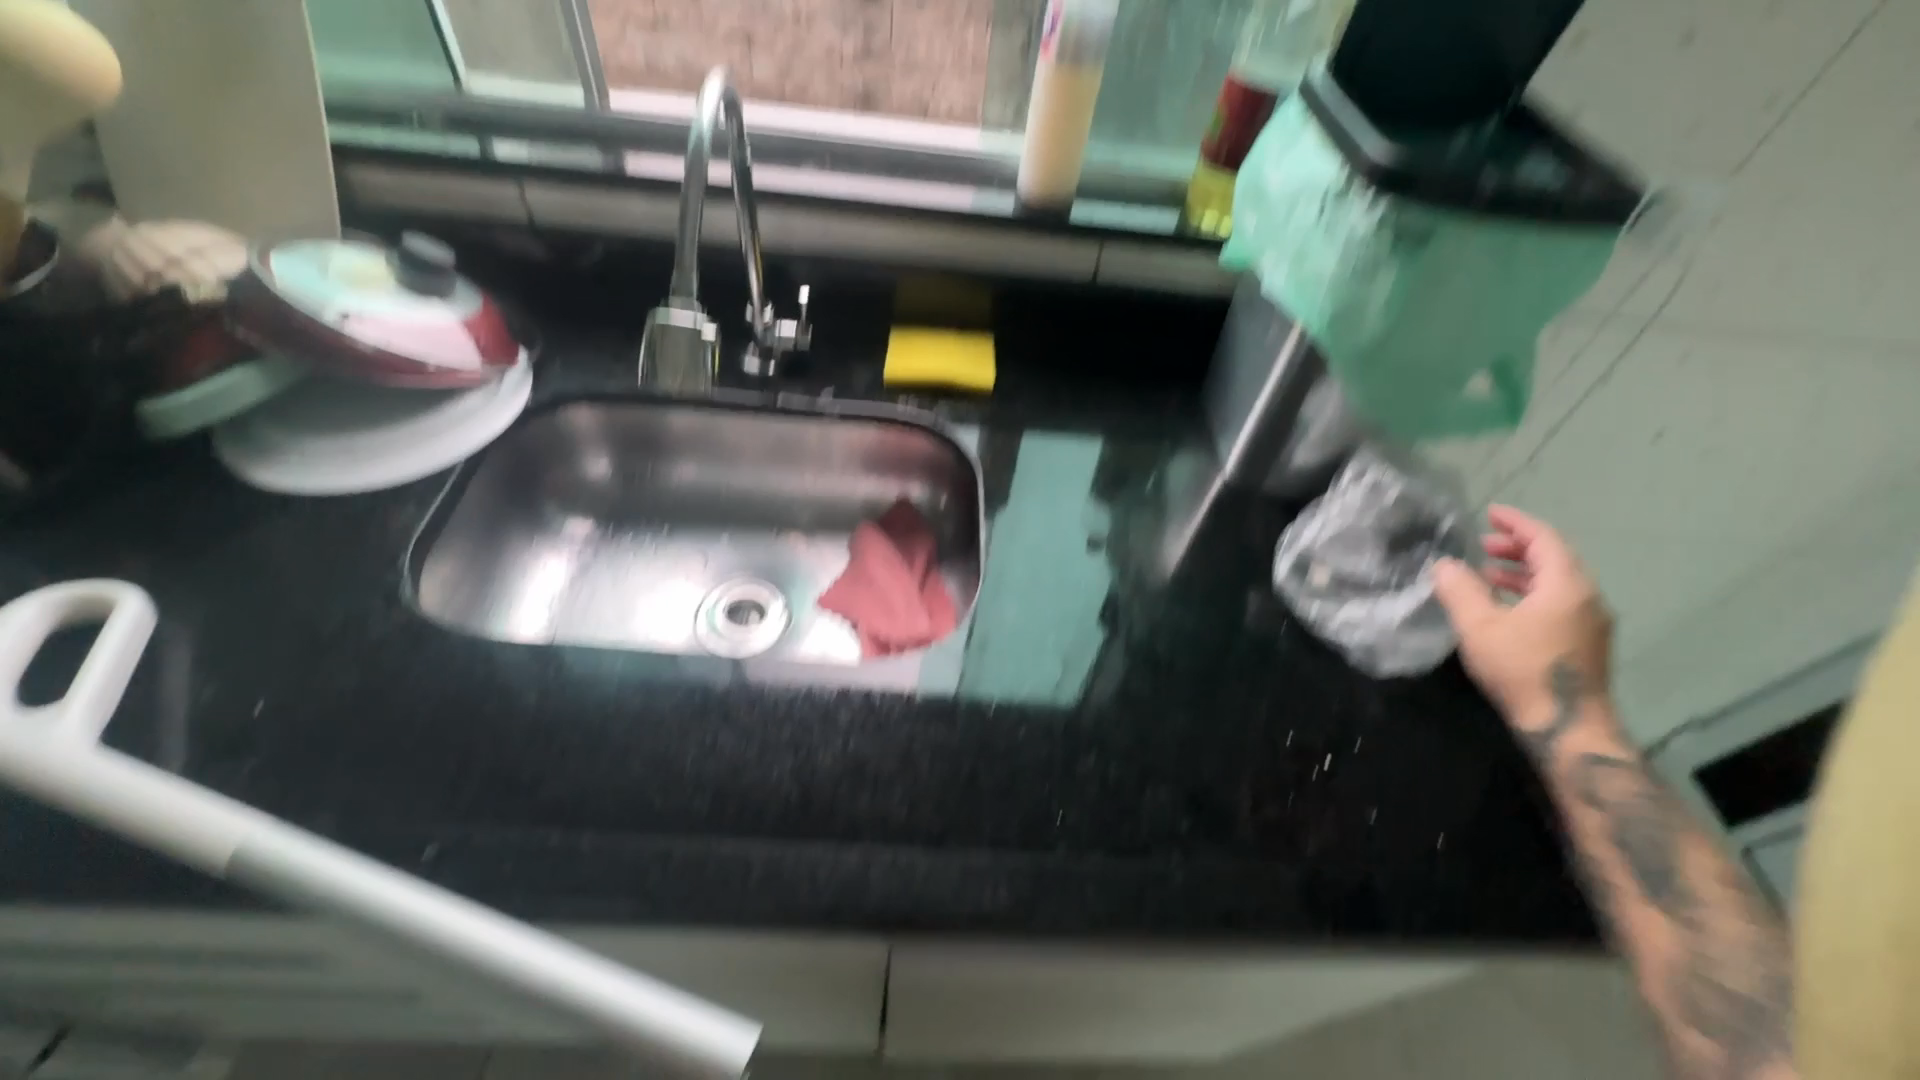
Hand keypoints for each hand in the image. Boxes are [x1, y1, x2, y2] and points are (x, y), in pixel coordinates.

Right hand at [1431, 505, 1613, 728]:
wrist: (1568, 729)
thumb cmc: (1522, 670)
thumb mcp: (1479, 627)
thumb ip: (1460, 590)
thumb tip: (1445, 564)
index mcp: (1567, 586)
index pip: (1544, 539)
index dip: (1516, 523)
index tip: (1491, 513)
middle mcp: (1587, 598)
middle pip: (1555, 559)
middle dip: (1518, 548)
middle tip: (1484, 545)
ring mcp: (1590, 623)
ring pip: (1557, 584)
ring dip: (1523, 573)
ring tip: (1488, 574)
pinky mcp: (1586, 645)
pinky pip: (1559, 604)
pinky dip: (1531, 594)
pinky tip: (1505, 609)